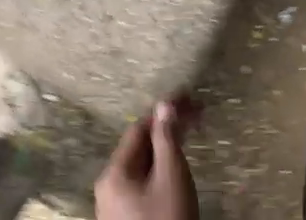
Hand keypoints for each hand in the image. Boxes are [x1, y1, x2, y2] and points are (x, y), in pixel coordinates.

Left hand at [94, 98, 198, 219]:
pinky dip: (160, 163)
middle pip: (138, 144)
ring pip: (141, 161)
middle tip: (198, 112)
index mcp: (113, 173)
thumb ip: (166, 137)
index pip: (138, 128)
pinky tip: (176, 158)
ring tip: (191, 130)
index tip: (191, 98)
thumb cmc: (167, 216)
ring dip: (165, 143)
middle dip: (167, 126)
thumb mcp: (171, 174)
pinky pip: (141, 178)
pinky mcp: (125, 213)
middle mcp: (107, 185)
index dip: (164, 110)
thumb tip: (165, 103)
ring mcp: (114, 202)